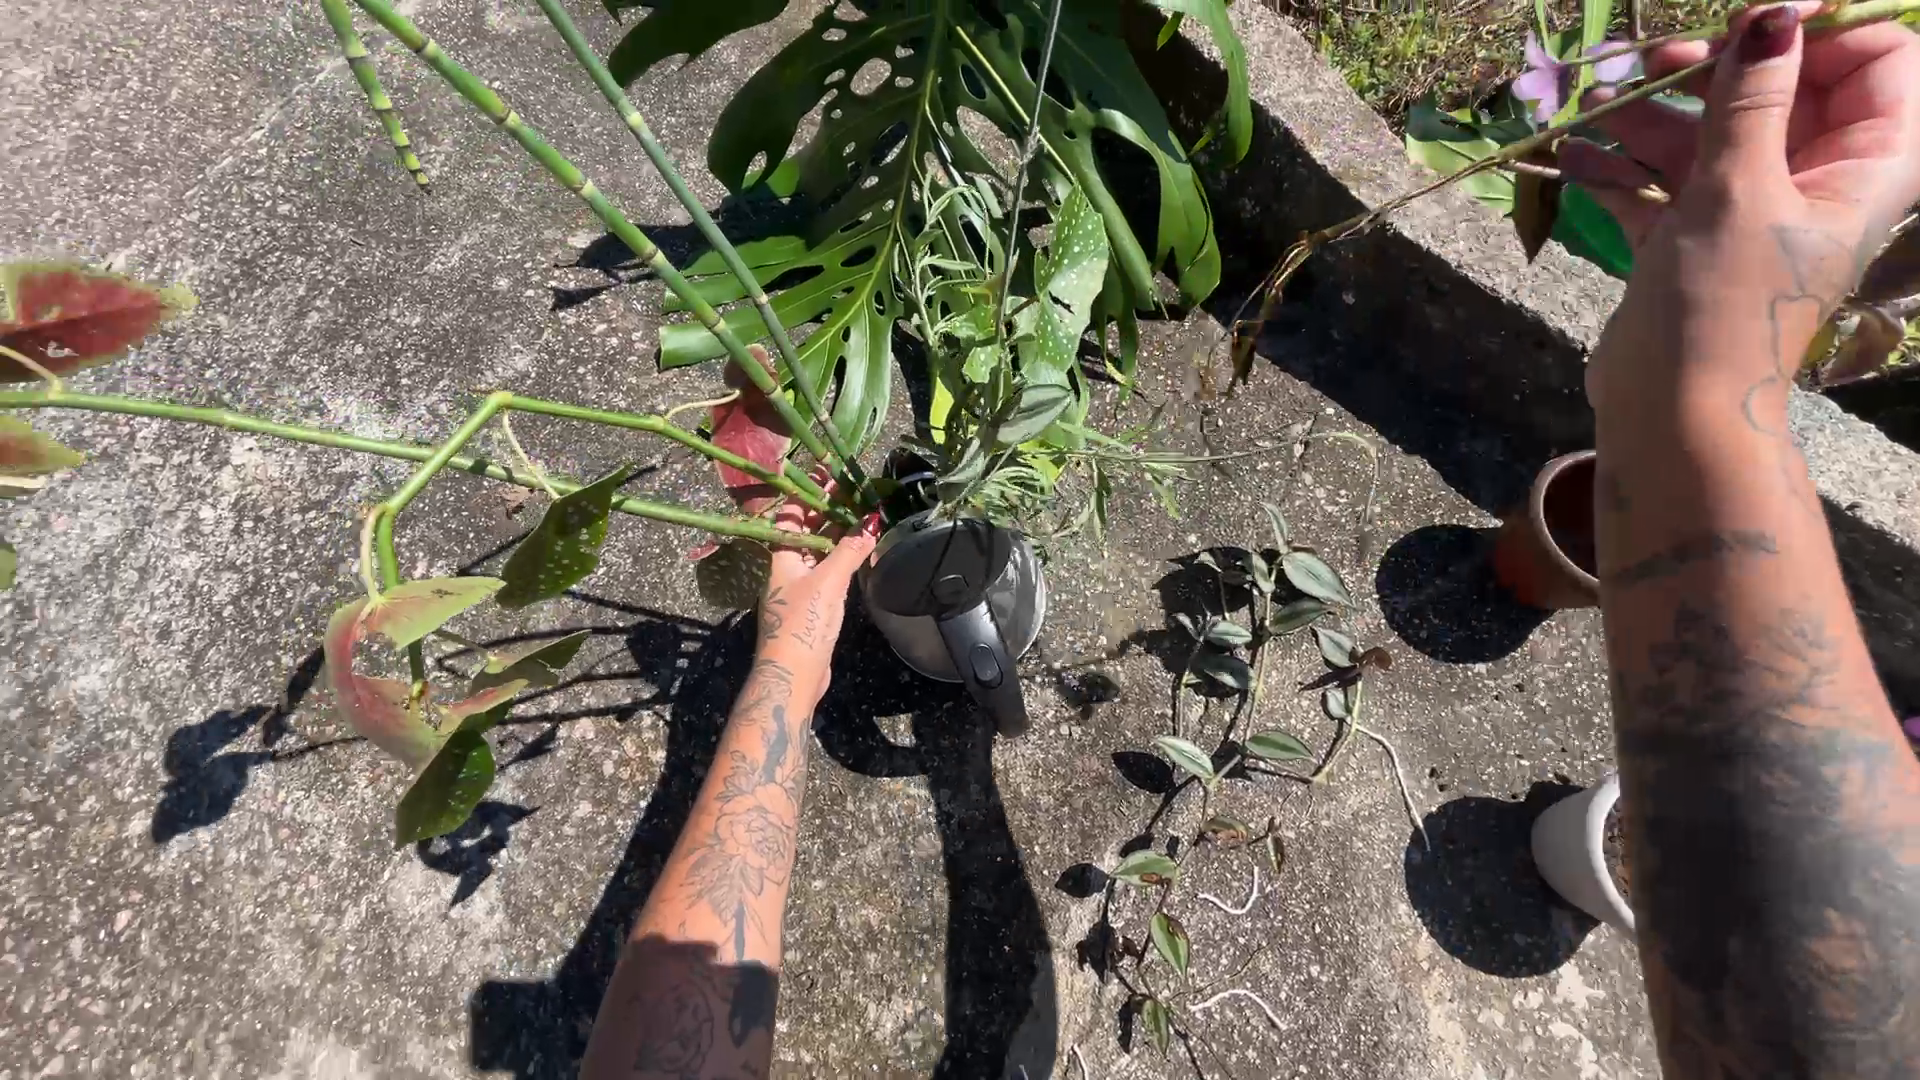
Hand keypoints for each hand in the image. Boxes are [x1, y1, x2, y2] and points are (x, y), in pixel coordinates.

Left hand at [754, 481, 880, 709]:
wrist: (794, 675)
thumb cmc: (803, 624)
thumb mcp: (829, 582)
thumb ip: (851, 551)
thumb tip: (872, 521)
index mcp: (782, 555)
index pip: (794, 512)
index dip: (810, 491)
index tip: (829, 472)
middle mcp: (788, 566)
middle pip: (808, 529)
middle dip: (828, 509)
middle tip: (854, 488)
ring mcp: (800, 586)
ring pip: (820, 550)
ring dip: (839, 532)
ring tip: (863, 512)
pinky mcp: (813, 605)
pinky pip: (829, 570)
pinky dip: (844, 557)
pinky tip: (861, 551)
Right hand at [1564, 3, 1919, 416]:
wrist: (1670, 404)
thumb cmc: (1721, 303)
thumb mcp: (1737, 193)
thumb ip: (1751, 104)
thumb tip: (1771, 17)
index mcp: (1865, 160)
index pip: (1872, 59)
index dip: (1813, 33)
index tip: (1740, 28)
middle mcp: (1809, 179)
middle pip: (1770, 99)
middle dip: (1709, 76)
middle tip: (1646, 63)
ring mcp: (1738, 215)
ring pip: (1700, 146)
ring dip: (1646, 124)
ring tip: (1591, 107)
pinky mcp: (1681, 246)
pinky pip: (1655, 192)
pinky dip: (1617, 174)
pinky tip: (1573, 158)